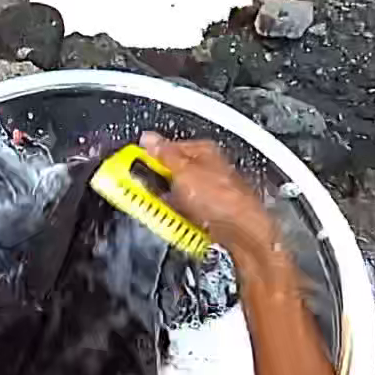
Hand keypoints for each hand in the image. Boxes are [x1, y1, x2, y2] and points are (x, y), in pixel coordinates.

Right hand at [141, 133, 280, 258]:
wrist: (244, 235)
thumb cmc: (224, 200)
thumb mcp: (182, 171)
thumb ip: (163, 154)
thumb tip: (148, 139)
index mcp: (203, 150)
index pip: (167, 146)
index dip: (147, 157)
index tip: (131, 166)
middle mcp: (209, 169)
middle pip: (171, 171)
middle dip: (156, 182)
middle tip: (142, 190)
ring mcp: (210, 192)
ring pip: (176, 194)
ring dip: (166, 202)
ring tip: (159, 209)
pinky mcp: (209, 213)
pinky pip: (185, 211)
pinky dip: (177, 216)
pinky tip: (175, 221)